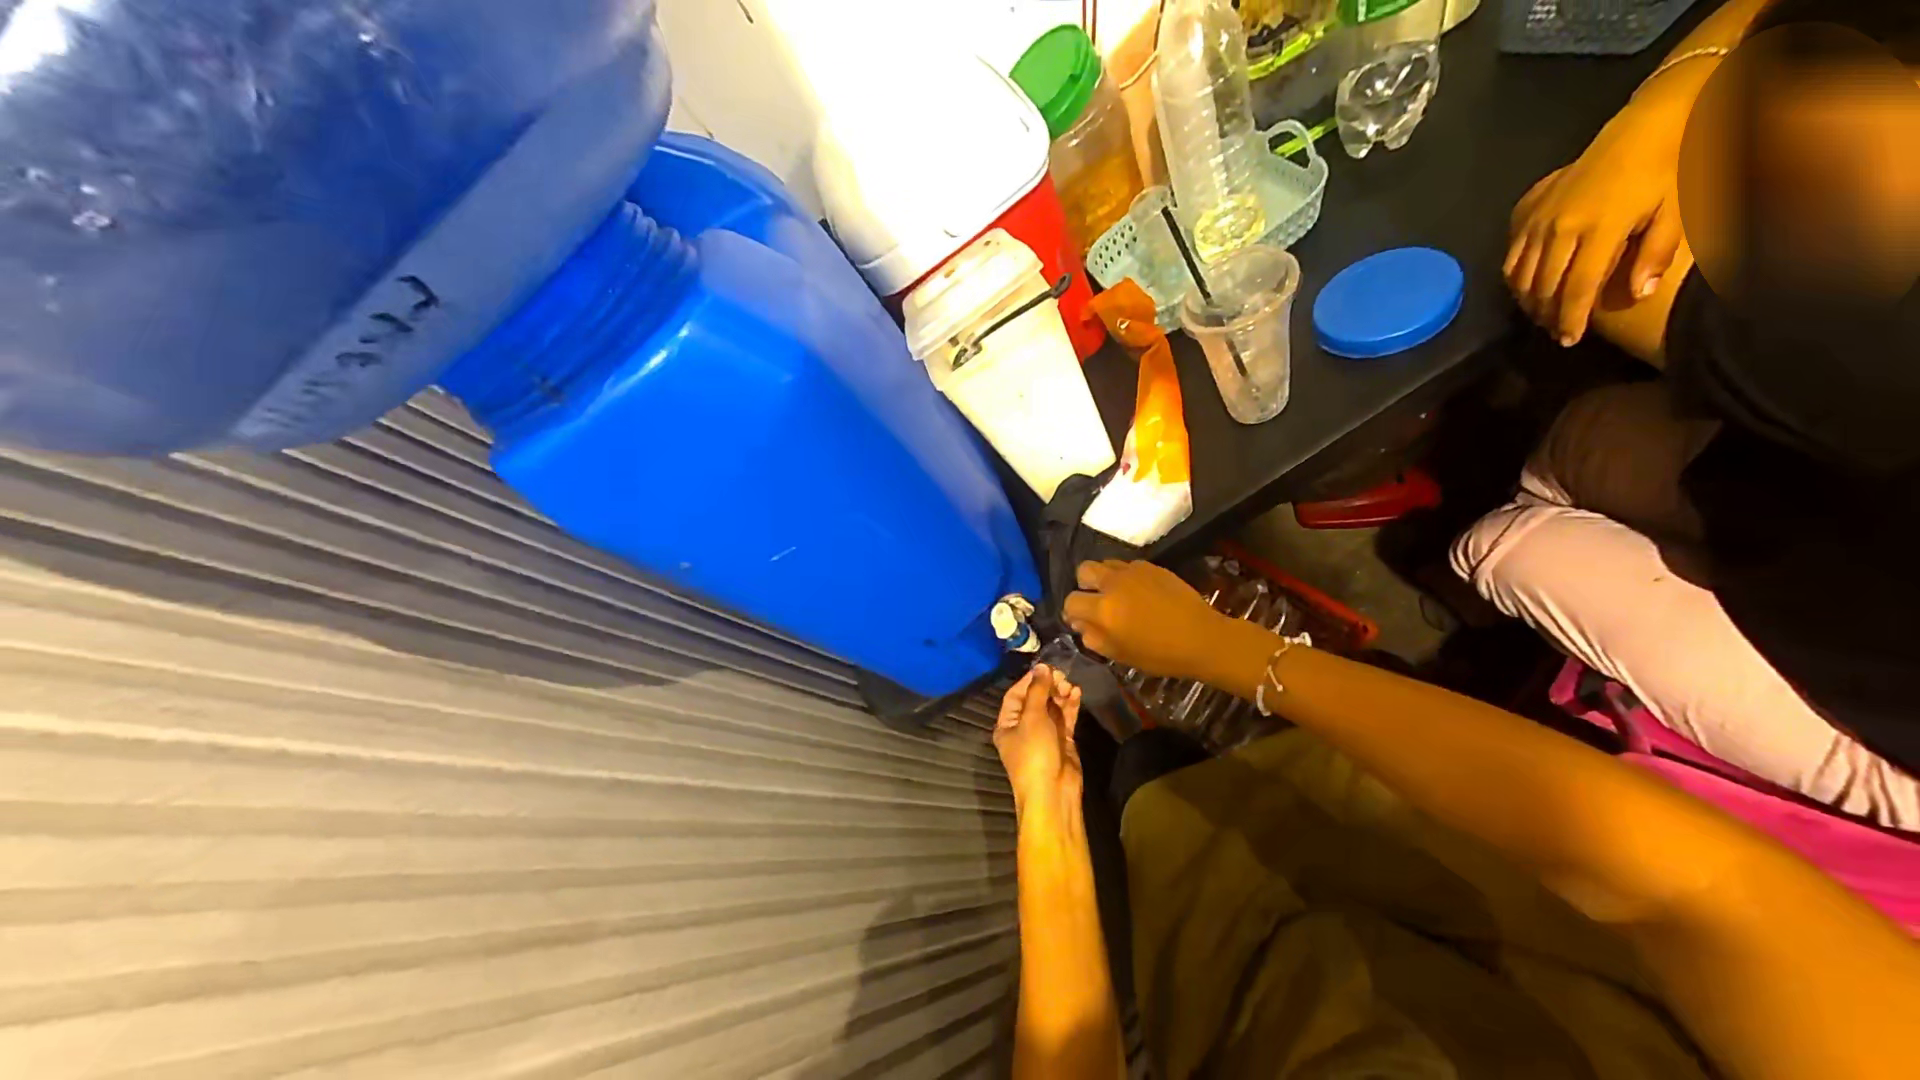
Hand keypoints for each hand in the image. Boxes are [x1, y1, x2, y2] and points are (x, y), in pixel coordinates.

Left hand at [994, 664, 1082, 810]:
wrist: (1054, 792)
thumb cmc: (1034, 753)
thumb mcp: (1032, 718)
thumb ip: (1038, 690)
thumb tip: (1041, 667)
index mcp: (1007, 724)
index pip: (1016, 695)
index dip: (1030, 680)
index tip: (1045, 667)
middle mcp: (1024, 728)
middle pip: (1035, 699)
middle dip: (1048, 686)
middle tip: (1062, 676)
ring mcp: (1044, 735)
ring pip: (1052, 708)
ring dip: (1061, 694)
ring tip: (1071, 685)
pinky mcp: (1062, 740)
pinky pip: (1065, 718)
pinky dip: (1070, 706)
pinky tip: (1077, 693)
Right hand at [1063, 560, 1225, 679]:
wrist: (1202, 638)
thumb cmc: (1160, 654)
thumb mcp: (1121, 655)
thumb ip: (1093, 638)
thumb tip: (1080, 624)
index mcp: (1103, 609)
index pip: (1071, 601)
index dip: (1072, 612)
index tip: (1082, 621)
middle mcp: (1113, 584)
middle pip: (1083, 571)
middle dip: (1084, 585)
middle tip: (1097, 601)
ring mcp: (1133, 571)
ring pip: (1105, 563)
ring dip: (1105, 578)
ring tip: (1118, 595)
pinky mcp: (1151, 566)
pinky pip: (1127, 565)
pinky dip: (1126, 576)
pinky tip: (1139, 592)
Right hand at [1506, 91, 1689, 346]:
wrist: (1649, 120)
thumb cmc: (1672, 164)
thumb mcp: (1679, 206)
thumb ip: (1657, 252)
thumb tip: (1639, 295)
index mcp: (1599, 229)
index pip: (1577, 287)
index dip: (1571, 318)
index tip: (1570, 340)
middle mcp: (1561, 230)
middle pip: (1544, 287)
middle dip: (1548, 315)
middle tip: (1558, 333)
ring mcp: (1541, 223)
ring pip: (1523, 277)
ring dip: (1530, 302)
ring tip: (1543, 317)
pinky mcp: (1531, 216)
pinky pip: (1512, 258)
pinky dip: (1515, 281)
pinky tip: (1527, 291)